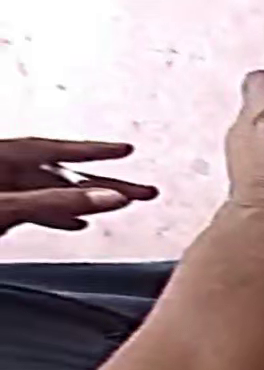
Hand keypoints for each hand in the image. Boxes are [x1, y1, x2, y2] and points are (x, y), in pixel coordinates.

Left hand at [0, 138, 158, 233]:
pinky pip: (30, 206)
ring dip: (86, 198)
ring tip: (122, 204)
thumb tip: (114, 197)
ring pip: (45, 190)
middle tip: (144, 190)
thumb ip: (60, 200)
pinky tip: (75, 221)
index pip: (49, 149)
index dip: (90, 149)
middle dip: (104, 182)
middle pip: (54, 172)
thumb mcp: (9, 205)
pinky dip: (57, 212)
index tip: (125, 149)